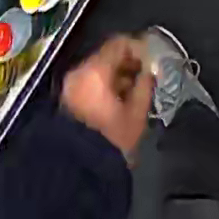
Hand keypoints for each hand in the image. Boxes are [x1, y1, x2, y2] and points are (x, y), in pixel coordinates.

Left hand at [61, 35, 152, 158]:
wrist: (76, 176)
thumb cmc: (110, 141)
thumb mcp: (137, 112)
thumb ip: (146, 85)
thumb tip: (150, 71)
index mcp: (95, 71)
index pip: (120, 43)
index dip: (139, 47)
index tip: (152, 59)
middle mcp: (79, 73)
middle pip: (108, 55)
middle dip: (129, 63)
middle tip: (146, 75)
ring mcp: (70, 88)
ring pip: (98, 70)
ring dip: (118, 76)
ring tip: (135, 91)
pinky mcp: (66, 102)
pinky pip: (90, 84)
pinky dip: (105, 86)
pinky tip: (119, 102)